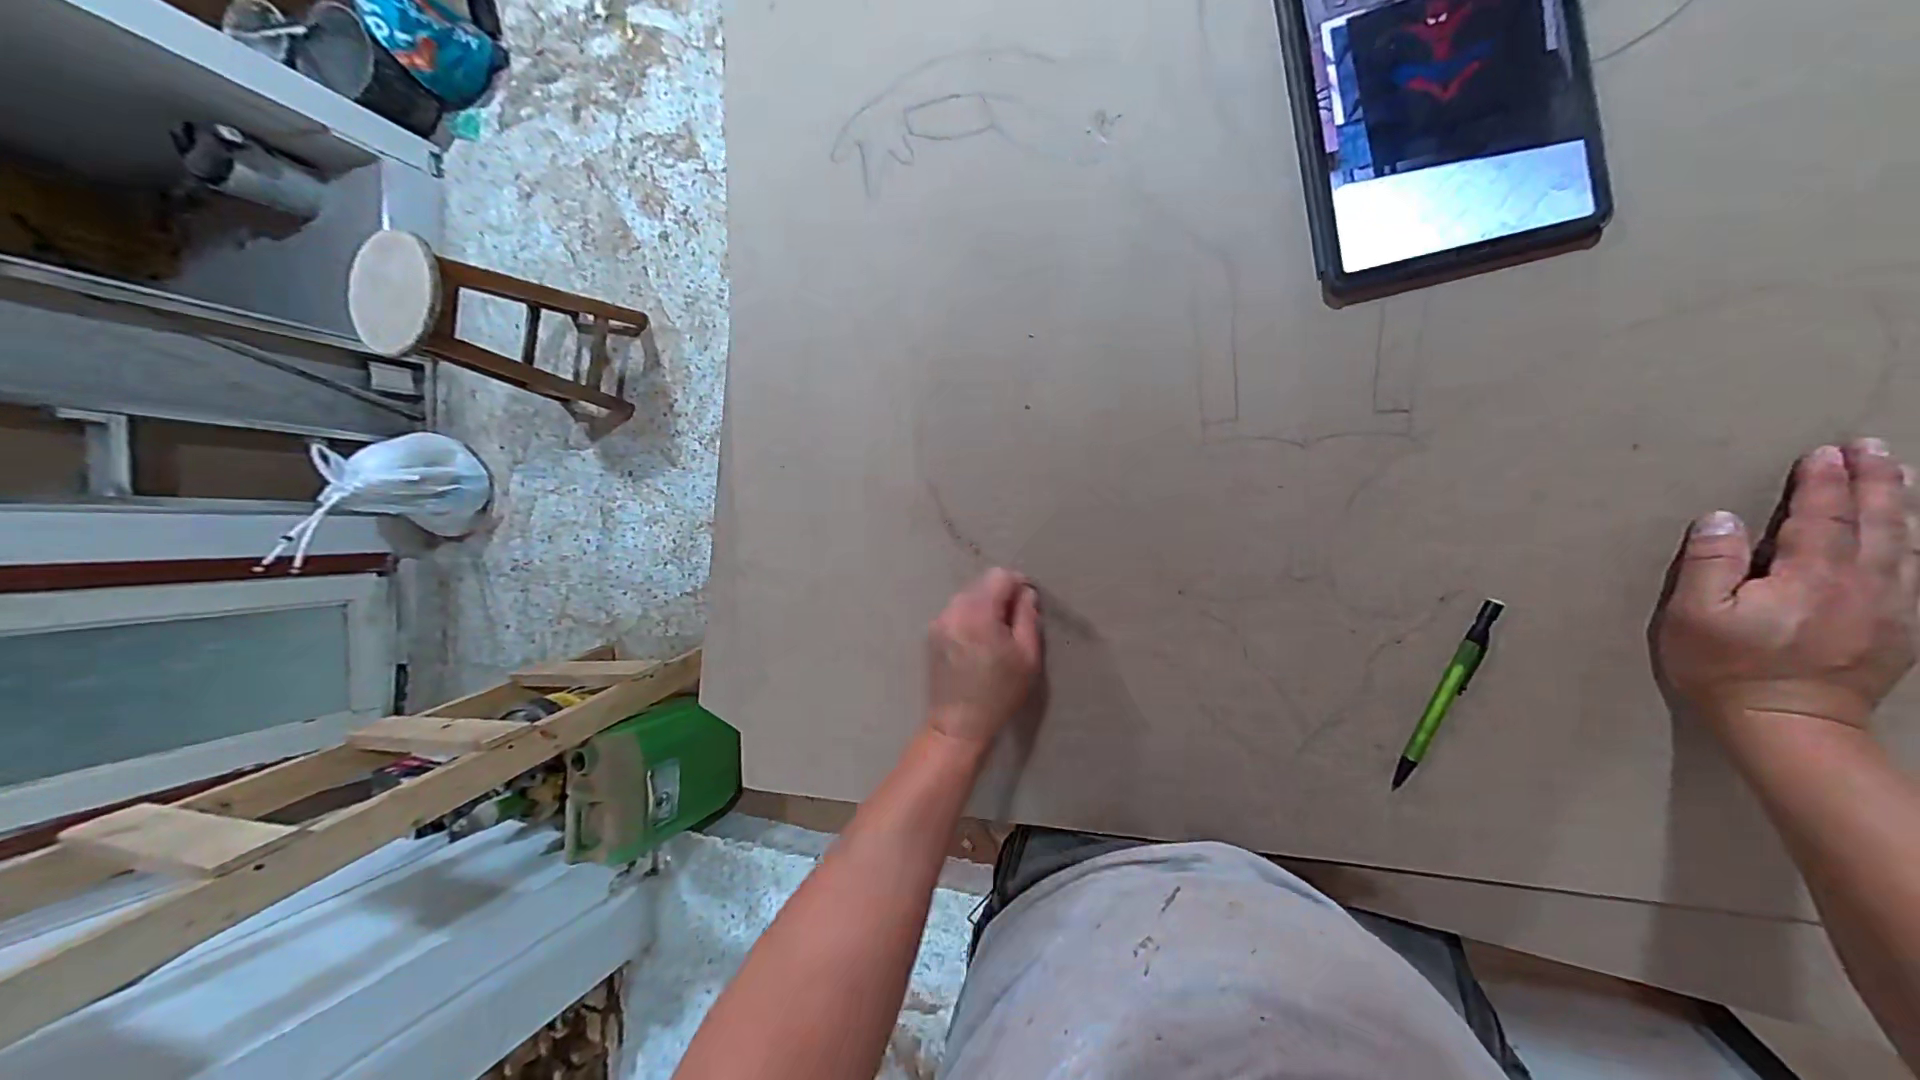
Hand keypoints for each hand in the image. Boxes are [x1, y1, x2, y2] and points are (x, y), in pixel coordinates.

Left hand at [925, 568, 1043, 744]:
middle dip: (1001, 596)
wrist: (958, 724)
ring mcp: (939, 620)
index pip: (1000, 576)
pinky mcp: (931, 632)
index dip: (1018, 585)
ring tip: (995, 636)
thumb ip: (1028, 617)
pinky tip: (977, 643)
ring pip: (969, 596)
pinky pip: (957, 611)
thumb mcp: (1027, 656)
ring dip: (985, 606)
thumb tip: (1026, 593)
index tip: (1027, 605)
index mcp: (978, 613)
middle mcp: (953, 610)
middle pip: (982, 583)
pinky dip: (970, 617)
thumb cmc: (999, 693)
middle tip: (1013, 625)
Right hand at [1655, 440, 1918, 735]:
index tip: (1823, 452)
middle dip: (1873, 482)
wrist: (1787, 724)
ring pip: (1906, 543)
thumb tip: (1721, 518)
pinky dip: (1918, 544)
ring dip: (1902, 505)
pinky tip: (1912, 535)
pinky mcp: (1902, 628)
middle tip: (1870, 448)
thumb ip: (1709, 563)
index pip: (1820, 518)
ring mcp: (1892, 608)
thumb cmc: (1725, 667)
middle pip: (1876, 523)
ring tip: (1899, 477)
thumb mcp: (1694, 615)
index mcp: (1810, 578)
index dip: (1822, 483)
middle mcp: (1863, 585)